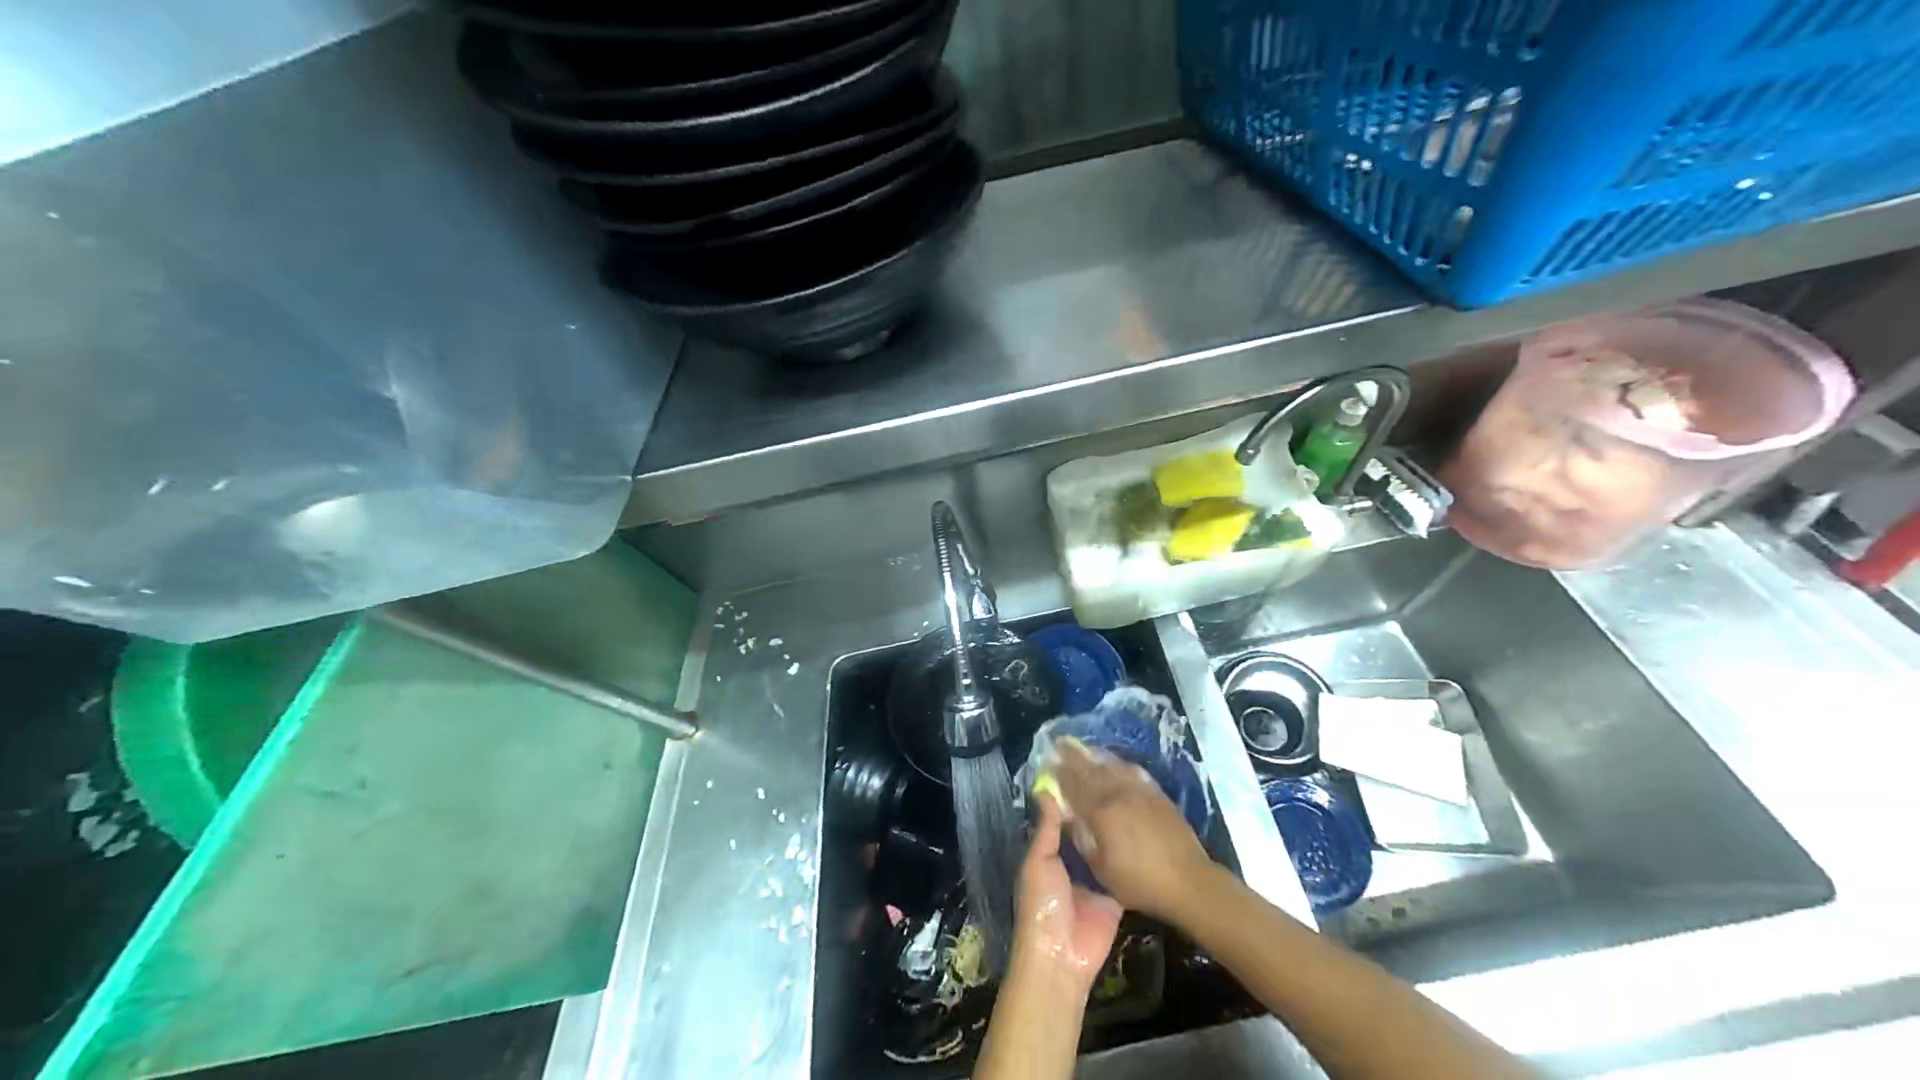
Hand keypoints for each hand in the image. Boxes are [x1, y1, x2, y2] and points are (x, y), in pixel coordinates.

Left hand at [1012, 792, 1122, 993]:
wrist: (1063, 954)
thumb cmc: (1042, 903)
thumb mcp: (1038, 861)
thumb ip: (1047, 829)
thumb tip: (1046, 792)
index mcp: (1049, 858)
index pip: (1062, 825)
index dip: (1071, 805)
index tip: (1085, 777)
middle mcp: (1072, 867)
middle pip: (1086, 837)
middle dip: (1096, 818)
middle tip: (1115, 785)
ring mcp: (1095, 882)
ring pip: (1106, 852)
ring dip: (1114, 835)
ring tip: (1132, 800)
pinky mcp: (1115, 897)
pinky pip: (1123, 874)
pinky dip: (1131, 859)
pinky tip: (1144, 832)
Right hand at [1051, 737, 1218, 922]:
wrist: (1188, 881)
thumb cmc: (1140, 881)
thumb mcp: (1101, 867)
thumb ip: (1082, 837)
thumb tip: (1067, 815)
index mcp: (1100, 811)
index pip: (1073, 785)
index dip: (1059, 773)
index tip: (1048, 761)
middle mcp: (1118, 793)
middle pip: (1090, 769)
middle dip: (1073, 755)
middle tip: (1059, 743)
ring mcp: (1140, 791)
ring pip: (1112, 765)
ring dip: (1095, 755)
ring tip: (1083, 749)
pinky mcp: (1157, 794)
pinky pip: (1132, 771)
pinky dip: (1119, 763)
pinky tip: (1115, 763)